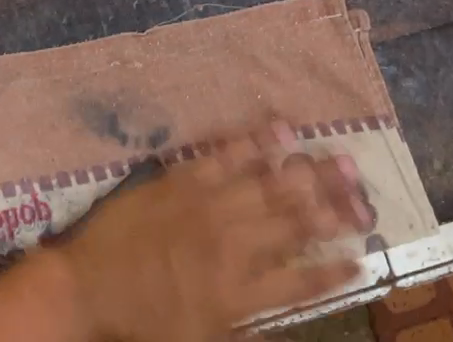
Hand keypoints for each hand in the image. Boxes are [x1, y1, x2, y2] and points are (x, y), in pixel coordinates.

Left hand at [55, 124, 373, 341]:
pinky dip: (254, 144)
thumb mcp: (200, 336)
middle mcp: (233, 247)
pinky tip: (279, 132)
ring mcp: (208, 208)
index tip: (363, 258)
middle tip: (365, 193)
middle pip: (294, 224)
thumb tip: (278, 306)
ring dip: (307, 174)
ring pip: (268, 188)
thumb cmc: (143, 321)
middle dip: (334, 208)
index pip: (301, 282)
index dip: (334, 270)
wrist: (88, 287)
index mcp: (239, 294)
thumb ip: (244, 319)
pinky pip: (225, 157)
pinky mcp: (183, 181)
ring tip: (341, 160)